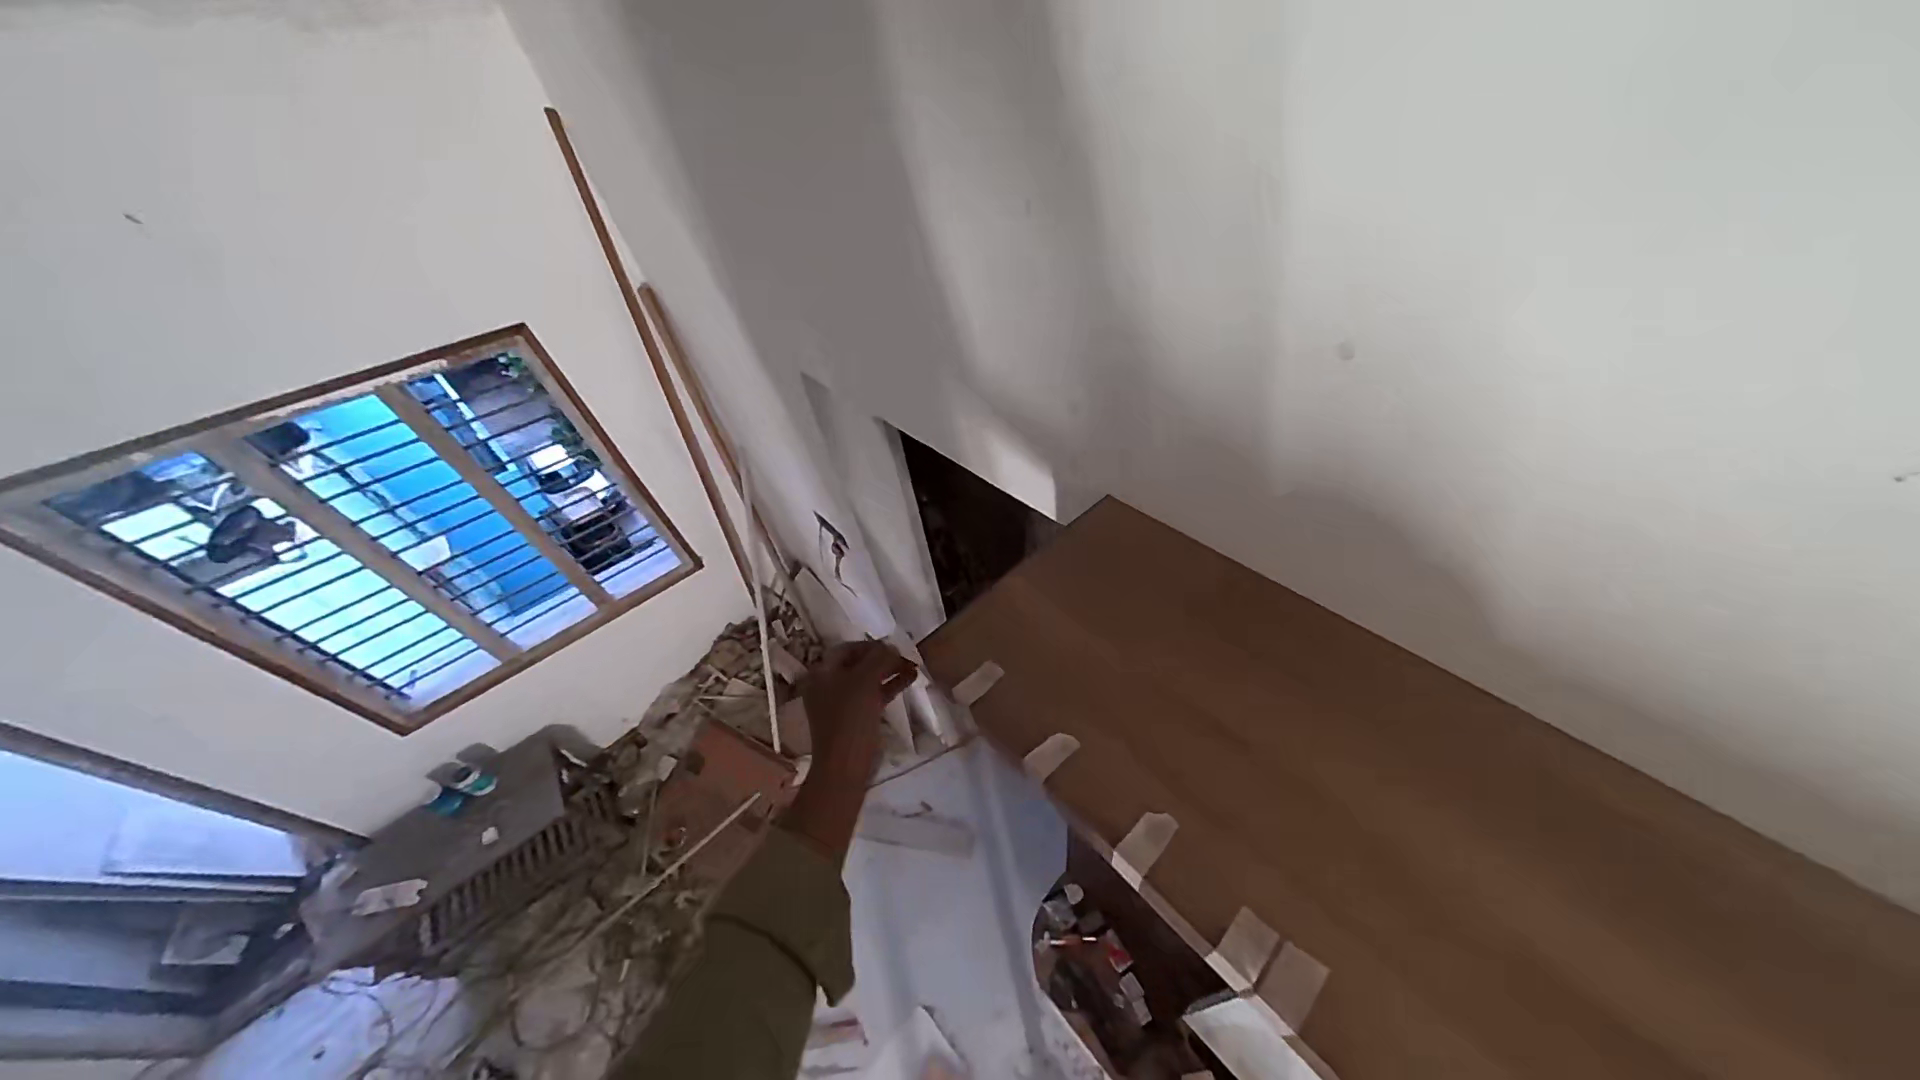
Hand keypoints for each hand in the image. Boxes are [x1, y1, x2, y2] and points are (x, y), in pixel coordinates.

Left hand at [782, 641, 917, 864]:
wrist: (845, 767)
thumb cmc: (850, 719)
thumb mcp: (865, 681)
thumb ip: (879, 658)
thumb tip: (891, 646)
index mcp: (822, 673)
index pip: (847, 648)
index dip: (871, 644)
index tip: (894, 645)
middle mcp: (828, 685)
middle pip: (858, 663)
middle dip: (883, 658)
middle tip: (907, 656)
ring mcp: (841, 704)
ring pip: (868, 680)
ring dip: (890, 671)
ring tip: (914, 667)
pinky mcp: (855, 719)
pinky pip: (873, 696)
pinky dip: (890, 687)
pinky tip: (909, 680)